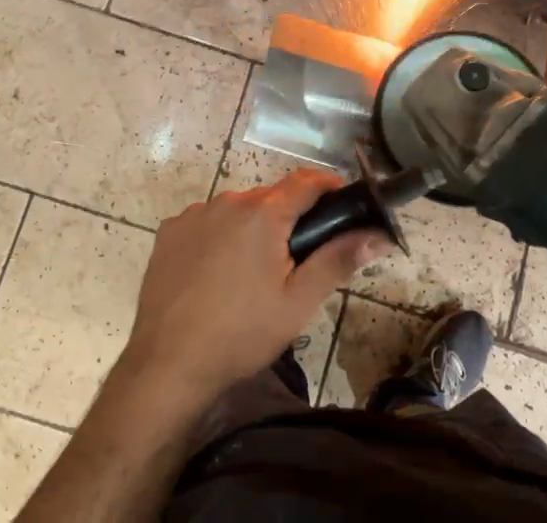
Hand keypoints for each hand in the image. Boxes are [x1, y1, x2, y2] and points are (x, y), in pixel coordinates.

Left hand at [119, 169, 389, 404]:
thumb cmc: (242, 334)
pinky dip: (219, 240)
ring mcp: (193, 215)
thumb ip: (337, 260)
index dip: (330, 186)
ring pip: (237, 213)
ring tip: (253, 278)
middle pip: (270, 199)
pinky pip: (206, 225)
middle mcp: (226, 202)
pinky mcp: (169, 233)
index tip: (344, 200)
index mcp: (262, 213)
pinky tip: (217, 277)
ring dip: (252, 231)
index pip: (306, 181)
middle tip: (296, 263)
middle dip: (288, 221)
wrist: (168, 364)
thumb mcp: (298, 302)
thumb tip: (378, 235)